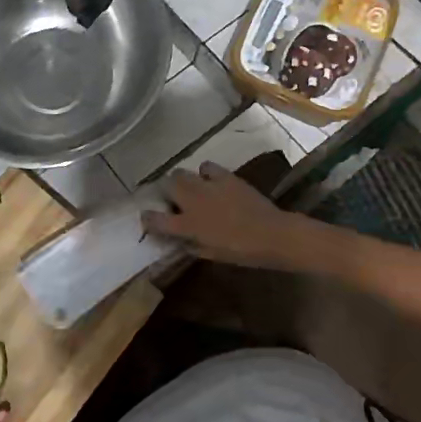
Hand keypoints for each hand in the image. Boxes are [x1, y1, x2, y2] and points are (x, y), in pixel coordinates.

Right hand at [141, 161, 306, 267]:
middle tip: (172, 199)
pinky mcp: (224, 177)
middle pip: (165, 185)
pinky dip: (204, 173)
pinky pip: (206, 167)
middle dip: (164, 190)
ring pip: (181, 172)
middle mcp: (191, 202)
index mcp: (186, 225)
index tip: (148, 218)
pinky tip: (211, 181)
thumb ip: (190, 245)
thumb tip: (181, 239)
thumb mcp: (210, 254)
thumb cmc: (241, 252)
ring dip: (182, 180)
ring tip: (190, 188)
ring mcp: (207, 186)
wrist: (272, 235)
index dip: (147, 219)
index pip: (154, 219)